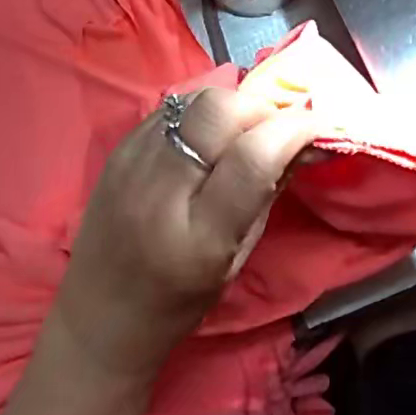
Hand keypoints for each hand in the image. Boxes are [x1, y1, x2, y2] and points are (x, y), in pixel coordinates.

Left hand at [52, 88, 319, 378]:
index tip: (316, 127)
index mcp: (199, 234)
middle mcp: (161, 190)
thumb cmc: (180, 301)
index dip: (293, 129)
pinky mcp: (118, 149)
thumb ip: (270, 192)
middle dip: (260, 108)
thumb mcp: (238, 257)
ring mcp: (133, 163)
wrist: (99, 315)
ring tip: (243, 129)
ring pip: (195, 99)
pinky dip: (203, 111)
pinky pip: (172, 108)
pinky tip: (210, 134)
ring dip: (233, 105)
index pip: (253, 157)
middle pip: (219, 110)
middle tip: (274, 128)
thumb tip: (308, 142)